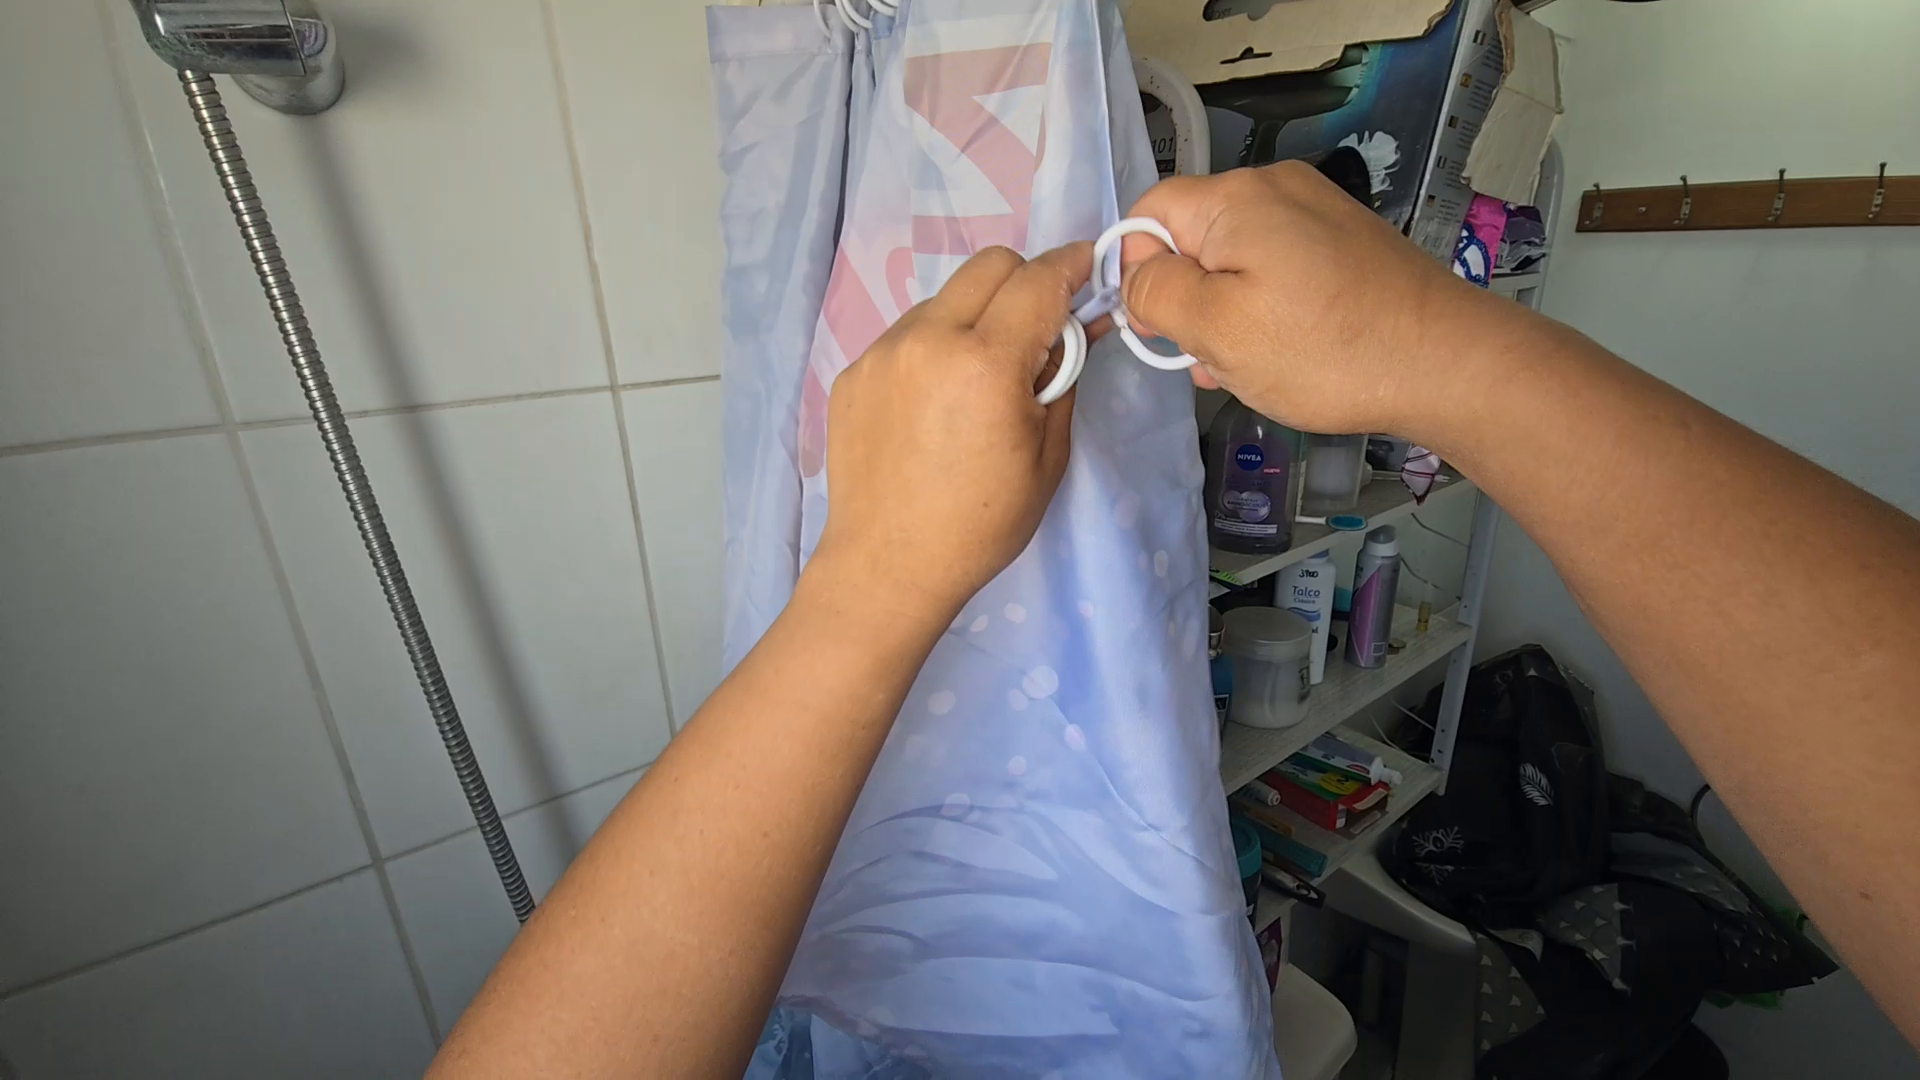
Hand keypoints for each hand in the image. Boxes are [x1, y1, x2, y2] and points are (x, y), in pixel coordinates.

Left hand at [811, 244, 1087, 622]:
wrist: (888, 566)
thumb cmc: (980, 526)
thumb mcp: (1046, 459)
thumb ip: (1063, 380)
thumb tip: (1076, 331)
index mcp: (985, 363)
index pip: (1040, 279)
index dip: (1074, 265)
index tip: (1089, 267)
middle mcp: (927, 340)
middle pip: (989, 266)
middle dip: (1024, 283)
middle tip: (1035, 332)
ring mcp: (881, 353)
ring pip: (943, 300)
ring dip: (973, 319)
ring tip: (973, 382)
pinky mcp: (853, 373)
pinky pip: (906, 336)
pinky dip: (932, 350)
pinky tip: (930, 405)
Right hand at [1119, 161, 1484, 437]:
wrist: (1443, 364)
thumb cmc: (1318, 349)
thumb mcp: (1216, 327)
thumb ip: (1157, 293)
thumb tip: (1134, 274)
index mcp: (1235, 199)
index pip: (1147, 213)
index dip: (1133, 268)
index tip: (1153, 325)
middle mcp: (1273, 191)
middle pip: (1188, 239)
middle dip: (1180, 299)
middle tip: (1199, 355)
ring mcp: (1312, 217)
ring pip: (1227, 263)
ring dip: (1216, 316)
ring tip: (1239, 364)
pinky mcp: (1338, 247)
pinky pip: (1269, 273)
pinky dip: (1255, 312)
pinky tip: (1270, 354)